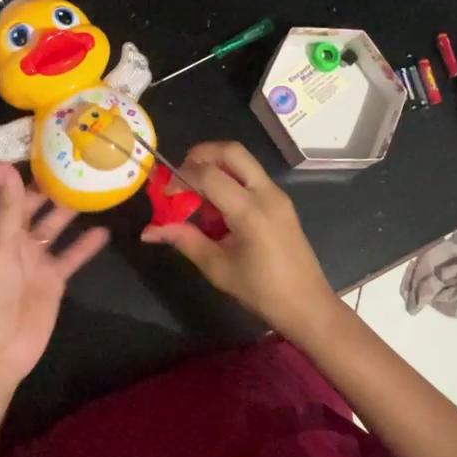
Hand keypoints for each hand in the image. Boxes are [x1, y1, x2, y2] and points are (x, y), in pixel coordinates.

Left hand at [0, 161, 108, 392]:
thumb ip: (7, 205)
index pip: (8, 193)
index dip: (21, 172)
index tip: (42, 146)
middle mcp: (15, 240)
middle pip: (34, 207)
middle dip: (52, 186)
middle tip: (78, 160)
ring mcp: (35, 260)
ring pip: (55, 228)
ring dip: (71, 210)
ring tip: (95, 186)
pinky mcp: (53, 280)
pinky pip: (71, 256)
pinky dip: (86, 244)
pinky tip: (106, 229)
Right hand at [140, 142, 342, 340]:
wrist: (307, 305)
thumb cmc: (261, 291)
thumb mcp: (218, 268)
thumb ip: (184, 240)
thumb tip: (148, 231)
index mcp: (250, 211)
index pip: (210, 174)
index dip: (182, 177)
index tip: (166, 193)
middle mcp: (266, 192)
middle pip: (231, 151)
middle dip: (201, 154)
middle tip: (181, 175)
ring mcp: (277, 194)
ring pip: (243, 160)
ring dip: (216, 166)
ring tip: (198, 195)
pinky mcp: (281, 200)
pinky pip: (251, 176)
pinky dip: (230, 179)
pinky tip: (218, 209)